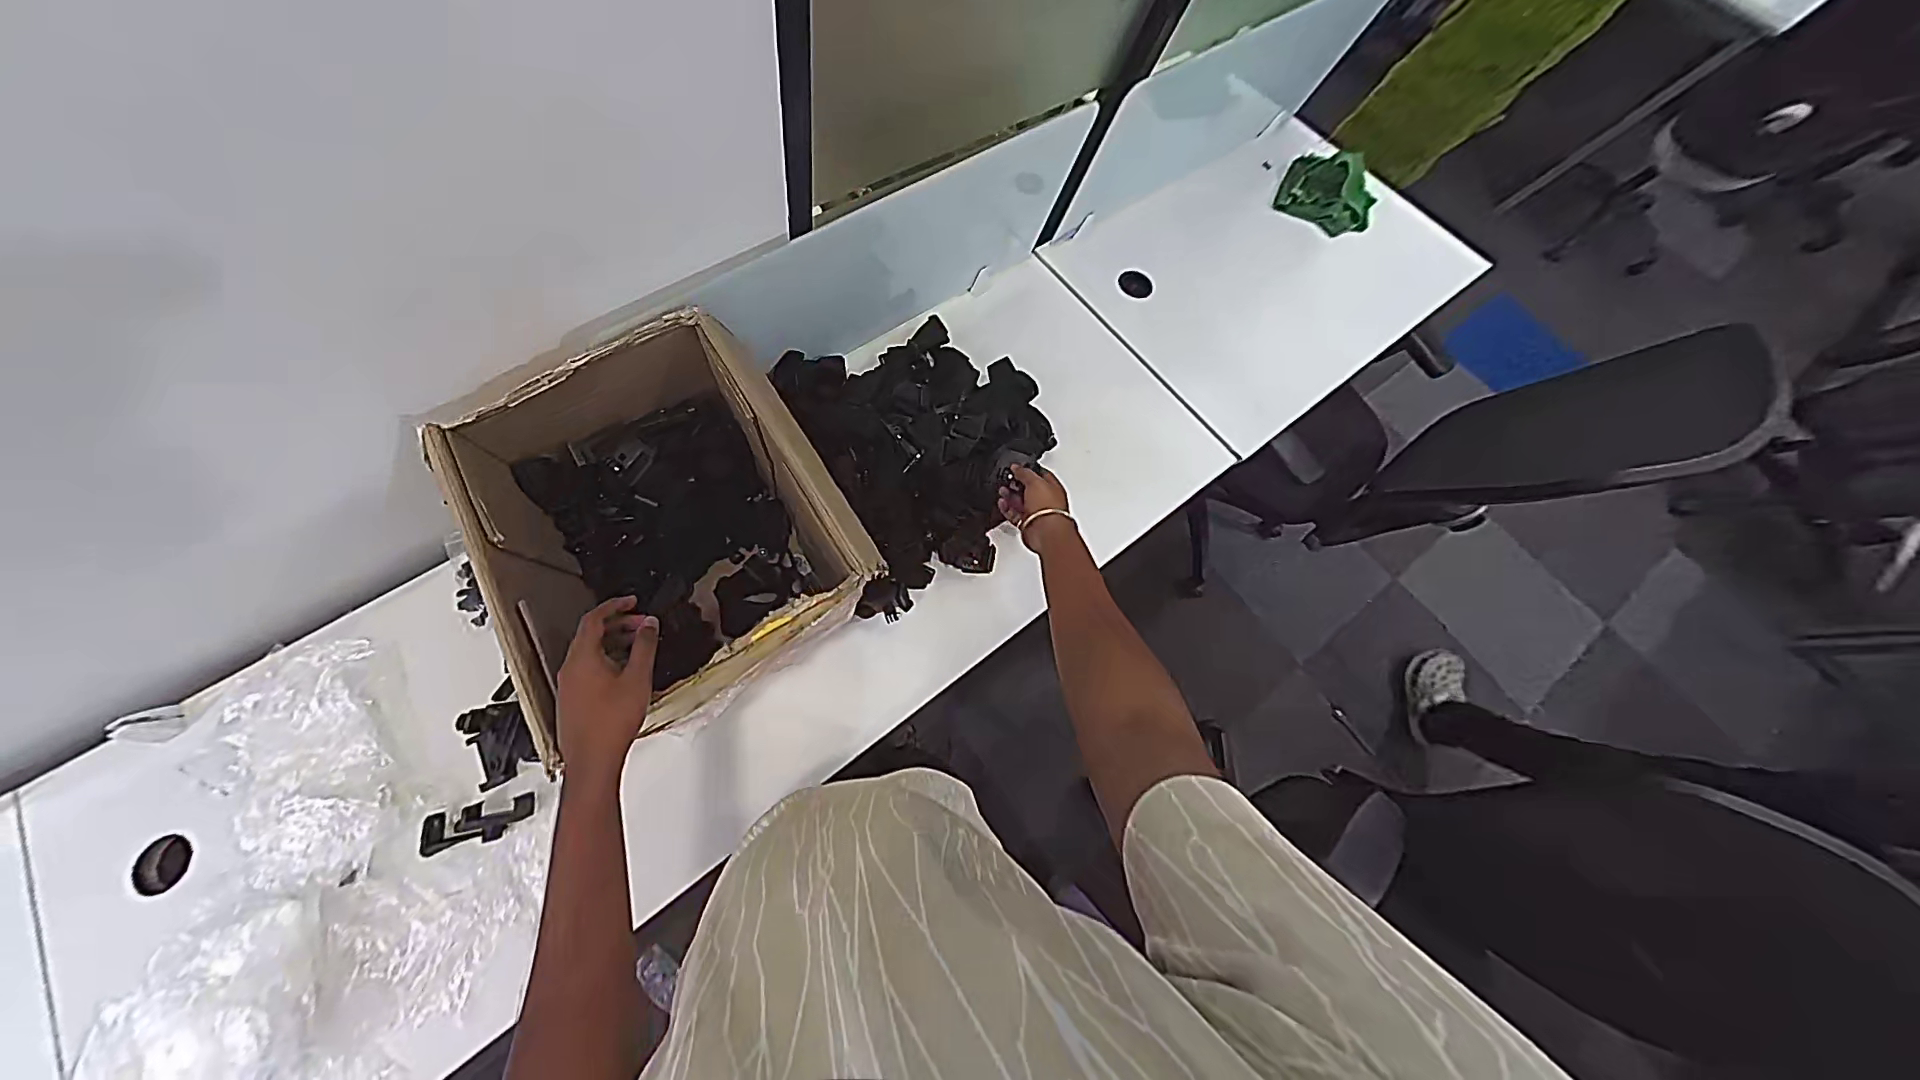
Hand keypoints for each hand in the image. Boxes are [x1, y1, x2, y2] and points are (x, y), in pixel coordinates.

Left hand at [555, 596, 658, 790]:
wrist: (592, 759)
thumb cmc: (610, 723)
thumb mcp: (637, 677)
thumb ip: (644, 646)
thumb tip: (648, 625)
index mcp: (583, 658)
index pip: (594, 619)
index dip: (614, 605)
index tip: (631, 601)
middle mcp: (570, 668)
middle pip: (591, 634)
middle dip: (618, 625)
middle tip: (642, 625)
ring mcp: (569, 684)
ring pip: (590, 652)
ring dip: (614, 643)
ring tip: (639, 646)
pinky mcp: (572, 698)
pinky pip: (588, 668)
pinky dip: (607, 659)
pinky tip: (626, 670)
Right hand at [997, 463, 1072, 552]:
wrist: (1045, 532)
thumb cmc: (1048, 508)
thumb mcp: (1035, 482)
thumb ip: (1024, 473)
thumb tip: (1017, 467)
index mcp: (1052, 488)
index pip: (1040, 475)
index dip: (1028, 470)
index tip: (1017, 468)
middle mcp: (1045, 500)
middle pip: (1028, 489)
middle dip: (1016, 484)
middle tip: (1007, 480)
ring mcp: (1036, 513)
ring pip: (1020, 502)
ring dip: (1010, 496)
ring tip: (1002, 490)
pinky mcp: (1027, 524)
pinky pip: (1015, 514)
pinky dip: (1007, 509)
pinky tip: (1003, 503)